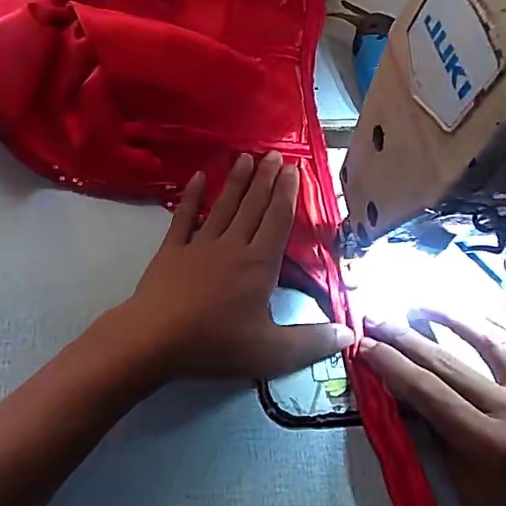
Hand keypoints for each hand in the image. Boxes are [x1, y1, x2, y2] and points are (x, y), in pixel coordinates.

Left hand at [114, 151, 348, 379]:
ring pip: (223, 206)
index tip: (293, 169)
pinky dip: (192, 197)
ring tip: (244, 157)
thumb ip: (312, 342)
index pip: (278, 221)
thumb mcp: (272, 352)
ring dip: (235, 181)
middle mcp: (232, 246)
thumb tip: (350, 333)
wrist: (156, 338)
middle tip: (274, 153)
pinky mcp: (171, 250)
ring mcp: (199, 245)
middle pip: (252, 206)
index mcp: (259, 264)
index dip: (287, 194)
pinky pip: (184, 217)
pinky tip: (198, 178)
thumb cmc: (216, 343)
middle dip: (265, 179)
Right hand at [356, 311, 505, 505]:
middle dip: (405, 336)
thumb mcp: (478, 504)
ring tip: (421, 304)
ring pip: (488, 339)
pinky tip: (485, 315)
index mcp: (487, 442)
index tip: (365, 347)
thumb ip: (446, 450)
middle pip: (447, 360)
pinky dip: (504, 325)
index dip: (390, 366)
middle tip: (376, 319)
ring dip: (450, 317)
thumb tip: (418, 410)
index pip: (425, 391)